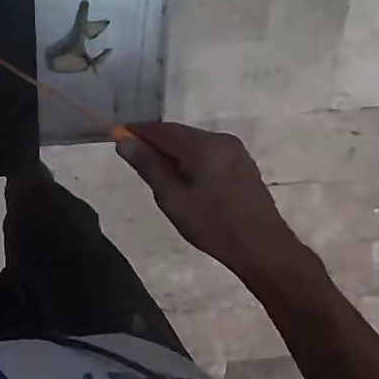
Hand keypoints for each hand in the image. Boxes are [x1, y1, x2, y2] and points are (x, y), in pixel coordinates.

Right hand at [116, 122, 319, 286]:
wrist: (262, 248)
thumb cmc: (213, 225)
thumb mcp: (172, 198)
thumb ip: (148, 166)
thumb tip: (123, 141)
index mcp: (203, 146)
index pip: (161, 129)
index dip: (137, 131)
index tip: (116, 136)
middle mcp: (220, 139)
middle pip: (177, 133)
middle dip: (154, 142)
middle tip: (133, 159)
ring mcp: (234, 149)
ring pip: (192, 142)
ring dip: (171, 151)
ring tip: (155, 173)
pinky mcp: (241, 162)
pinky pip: (206, 151)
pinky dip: (188, 157)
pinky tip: (181, 177)